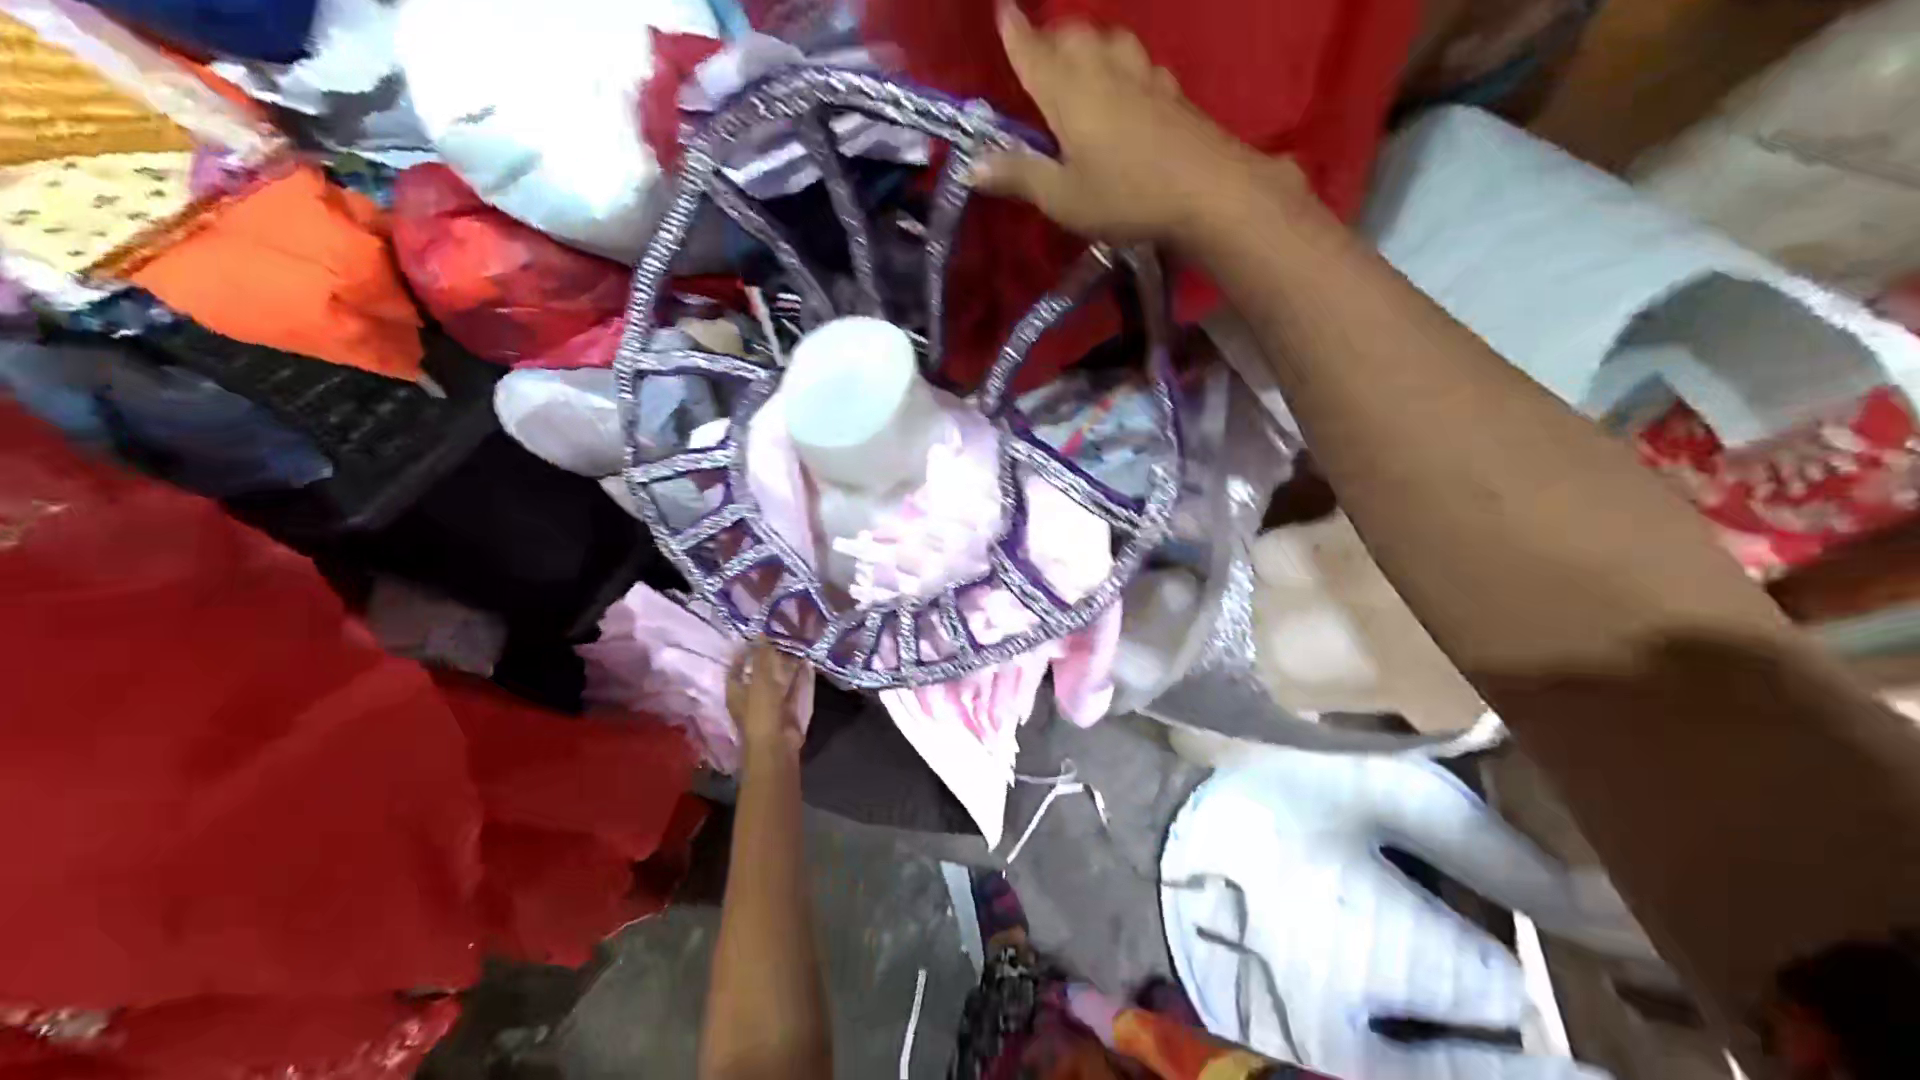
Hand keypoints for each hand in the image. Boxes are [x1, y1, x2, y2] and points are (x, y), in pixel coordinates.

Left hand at [728, 643, 808, 759]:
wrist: (777, 745)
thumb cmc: (760, 711)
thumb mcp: (760, 680)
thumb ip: (761, 657)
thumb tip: (760, 633)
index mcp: (736, 692)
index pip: (736, 669)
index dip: (743, 655)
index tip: (755, 639)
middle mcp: (752, 698)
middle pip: (759, 675)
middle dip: (770, 659)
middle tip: (783, 639)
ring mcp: (771, 706)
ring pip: (779, 682)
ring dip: (787, 668)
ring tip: (798, 647)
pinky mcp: (788, 712)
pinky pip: (794, 691)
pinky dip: (800, 679)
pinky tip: (808, 664)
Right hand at [971, 2, 1300, 243]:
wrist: (1209, 190)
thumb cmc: (1125, 195)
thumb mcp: (1062, 197)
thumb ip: (1018, 176)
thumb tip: (971, 166)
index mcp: (1068, 91)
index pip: (1032, 52)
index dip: (1014, 32)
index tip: (1002, 8)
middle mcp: (1103, 70)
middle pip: (1072, 36)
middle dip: (1050, 38)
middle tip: (1038, 54)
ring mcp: (1142, 76)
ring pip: (1109, 40)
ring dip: (1089, 44)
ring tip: (1080, 63)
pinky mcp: (1170, 91)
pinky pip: (1138, 63)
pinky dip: (1122, 65)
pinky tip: (1127, 84)